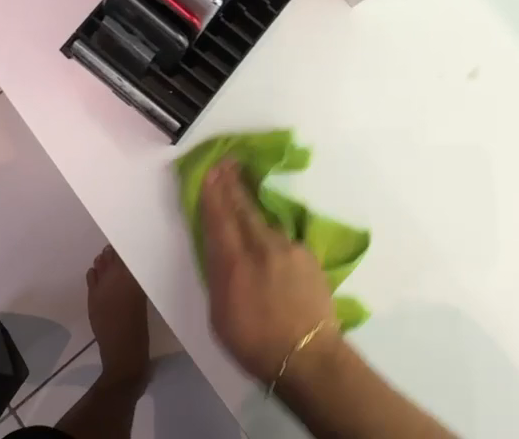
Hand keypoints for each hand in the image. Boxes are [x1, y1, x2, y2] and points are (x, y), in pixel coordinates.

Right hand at [199, 159, 340, 384]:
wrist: (308, 356)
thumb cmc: (255, 344)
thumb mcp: (220, 315)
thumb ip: (219, 275)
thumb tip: (218, 251)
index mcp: (234, 263)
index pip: (220, 218)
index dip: (214, 193)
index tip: (211, 172)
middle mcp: (261, 246)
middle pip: (243, 208)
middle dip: (233, 184)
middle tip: (227, 162)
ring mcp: (288, 247)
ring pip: (265, 220)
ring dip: (252, 203)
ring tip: (244, 186)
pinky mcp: (307, 254)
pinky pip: (284, 237)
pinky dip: (272, 231)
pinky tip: (270, 235)